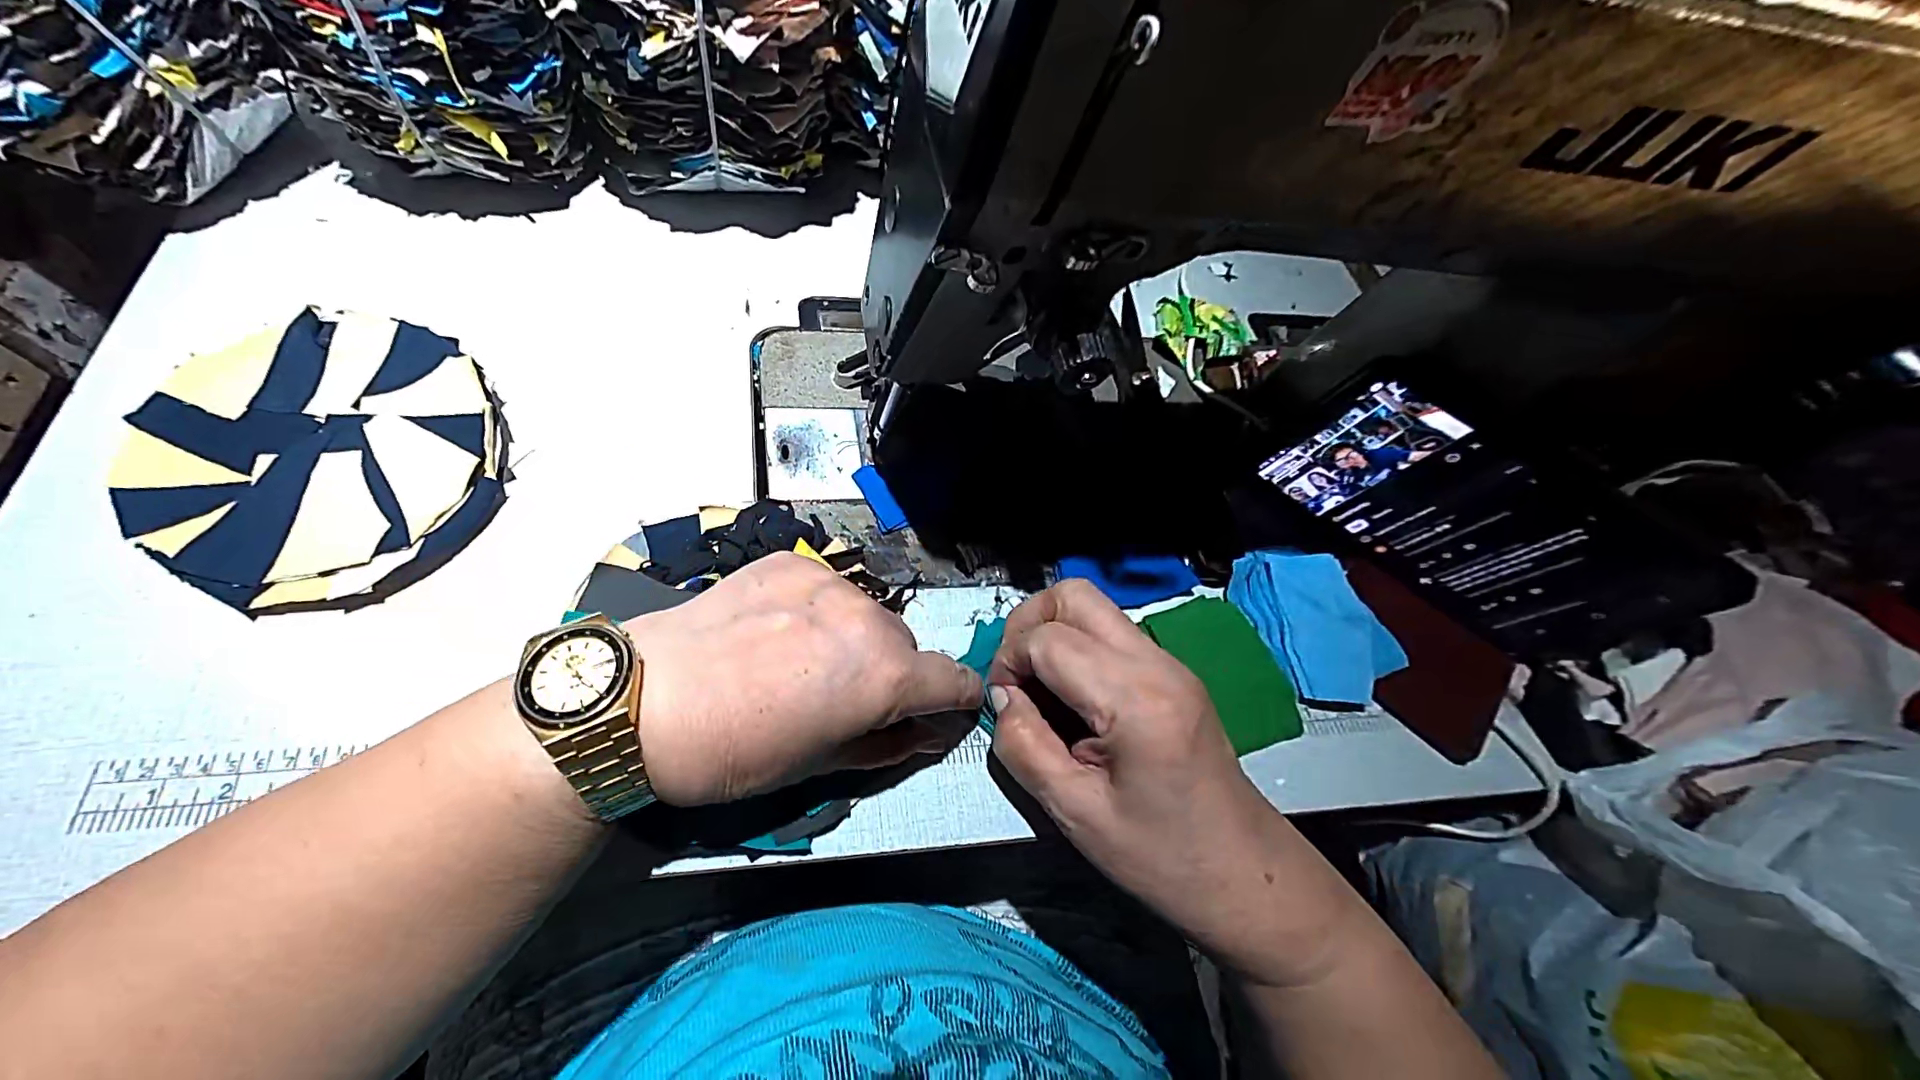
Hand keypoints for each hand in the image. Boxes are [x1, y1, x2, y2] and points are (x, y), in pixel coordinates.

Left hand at [624, 552, 981, 805]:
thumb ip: (887, 744)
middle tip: (843, 700)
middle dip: (890, 674)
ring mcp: (826, 583)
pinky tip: (775, 631)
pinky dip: (817, 611)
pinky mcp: (789, 563)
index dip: (955, 700)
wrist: (642, 703)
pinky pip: (826, 589)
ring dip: (854, 639)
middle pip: (905, 647)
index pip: (955, 680)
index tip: (941, 708)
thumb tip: (923, 732)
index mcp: (883, 675)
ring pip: (866, 615)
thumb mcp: (818, 765)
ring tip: (801, 662)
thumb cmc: (731, 751)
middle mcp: (867, 619)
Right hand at [987, 581, 1369, 988]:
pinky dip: (1076, 648)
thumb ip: (1024, 746)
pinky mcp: (1172, 673)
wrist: (1246, 875)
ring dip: (1052, 634)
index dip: (1008, 662)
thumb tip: (1003, 699)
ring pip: (1093, 607)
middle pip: (1074, 595)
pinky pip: (1110, 634)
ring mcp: (1170, 663)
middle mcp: (1157, 664)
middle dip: (1027, 625)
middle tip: (1012, 676)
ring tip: (1036, 687)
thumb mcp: (1075, 813)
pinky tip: (1068, 696)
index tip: (1003, 704)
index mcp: (1137, 699)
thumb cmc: (1163, 858)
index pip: (1049, 639)